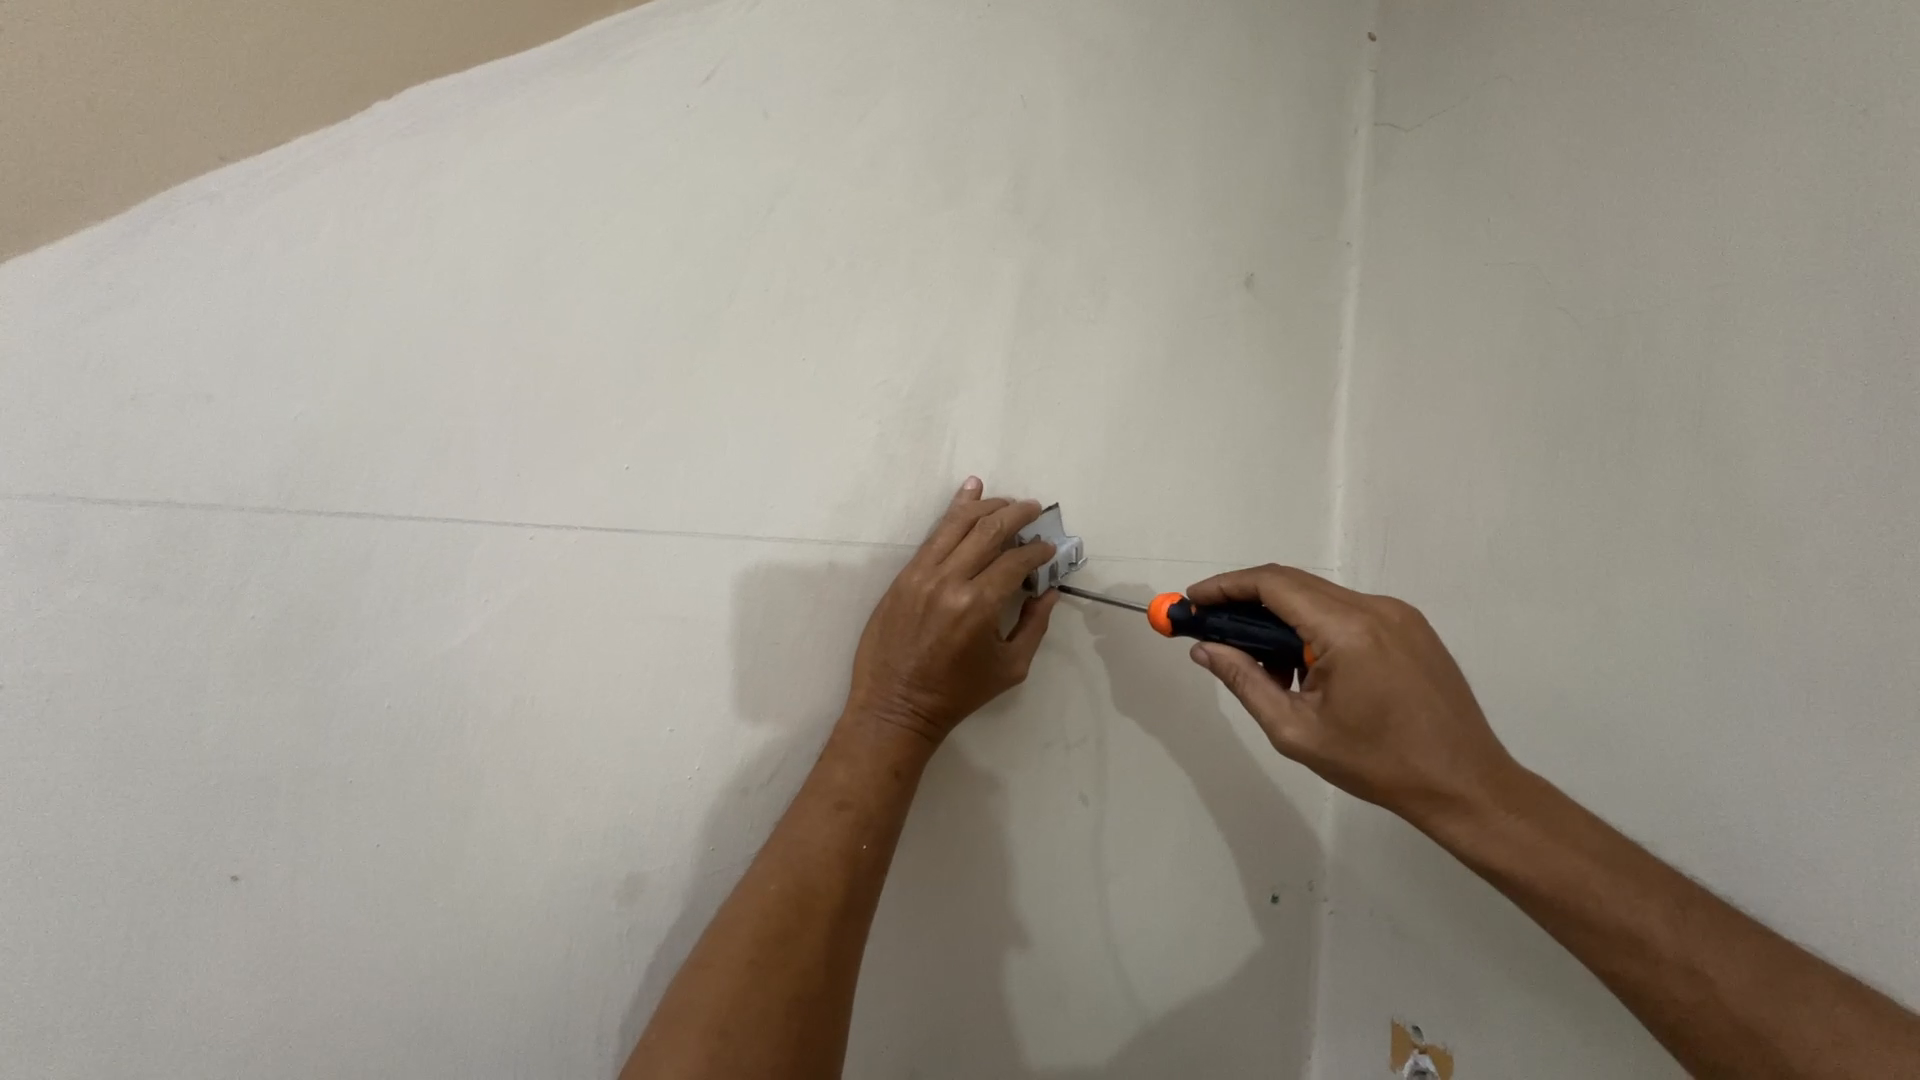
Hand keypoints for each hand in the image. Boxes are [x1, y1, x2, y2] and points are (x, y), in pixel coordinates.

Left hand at [844, 479, 1063, 745]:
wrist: (895, 706)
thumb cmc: (958, 693)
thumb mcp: (1010, 667)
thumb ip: (1035, 625)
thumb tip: (1050, 590)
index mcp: (979, 606)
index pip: (1015, 561)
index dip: (1037, 550)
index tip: (1049, 548)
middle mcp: (950, 581)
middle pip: (989, 531)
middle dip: (1017, 514)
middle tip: (1035, 509)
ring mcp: (922, 575)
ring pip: (957, 524)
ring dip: (986, 506)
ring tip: (1006, 501)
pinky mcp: (903, 576)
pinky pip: (932, 536)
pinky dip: (953, 512)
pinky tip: (968, 493)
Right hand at [1185, 565, 1517, 825]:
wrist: (1465, 784)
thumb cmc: (1376, 764)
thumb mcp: (1295, 730)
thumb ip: (1244, 681)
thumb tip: (1204, 648)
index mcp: (1346, 630)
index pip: (1272, 584)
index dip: (1225, 587)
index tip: (1193, 602)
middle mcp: (1375, 608)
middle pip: (1293, 584)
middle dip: (1244, 600)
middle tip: (1209, 626)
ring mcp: (1398, 615)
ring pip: (1319, 598)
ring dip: (1279, 617)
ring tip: (1260, 663)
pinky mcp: (1411, 628)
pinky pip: (1346, 612)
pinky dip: (1312, 627)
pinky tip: (1302, 666)